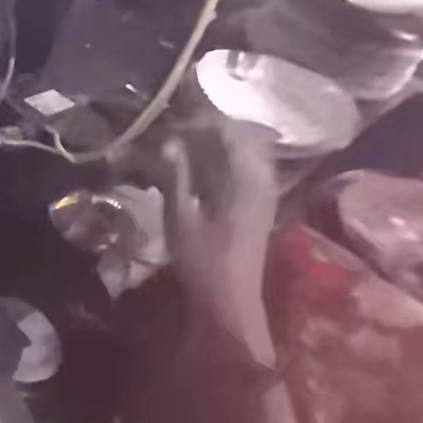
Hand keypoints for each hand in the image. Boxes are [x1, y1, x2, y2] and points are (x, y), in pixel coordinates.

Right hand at [162, 115, 279, 363]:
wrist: (230, 300)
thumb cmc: (203, 260)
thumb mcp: (181, 216)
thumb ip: (175, 174)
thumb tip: (166, 139)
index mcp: (247, 177)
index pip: (225, 130)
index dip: (193, 121)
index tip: (161, 122)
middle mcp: (261, 177)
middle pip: (235, 136)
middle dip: (199, 129)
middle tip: (163, 132)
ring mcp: (261, 190)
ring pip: (236, 151)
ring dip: (206, 145)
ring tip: (172, 147)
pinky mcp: (254, 202)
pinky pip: (236, 167)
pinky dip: (212, 161)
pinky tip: (188, 168)